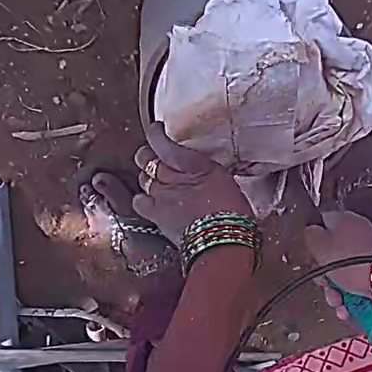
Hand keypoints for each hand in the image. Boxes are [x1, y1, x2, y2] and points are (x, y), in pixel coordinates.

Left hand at [131, 122, 251, 242]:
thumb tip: (200, 169)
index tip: (156, 129)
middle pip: (146, 158)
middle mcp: (172, 176)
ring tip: (158, 182)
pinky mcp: (156, 214)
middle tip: (155, 157)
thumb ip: (206, 170)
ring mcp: (161, 195)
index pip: (161, 141)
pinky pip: (139, 200)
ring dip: (148, 176)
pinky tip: (151, 201)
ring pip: (143, 177)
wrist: (221, 242)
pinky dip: (143, 198)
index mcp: (193, 163)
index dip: (155, 133)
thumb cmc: (232, 213)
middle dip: (148, 155)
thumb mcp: (225, 181)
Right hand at [303, 209, 371, 301]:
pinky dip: (353, 299)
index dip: (311, 247)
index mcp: (342, 220)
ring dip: (337, 293)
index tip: (311, 263)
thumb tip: (311, 232)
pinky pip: (359, 285)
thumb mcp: (319, 244)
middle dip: (325, 278)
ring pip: (345, 274)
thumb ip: (310, 235)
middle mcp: (357, 233)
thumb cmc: (350, 260)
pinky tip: (349, 310)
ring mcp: (370, 253)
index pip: (319, 227)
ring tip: (339, 305)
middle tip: (326, 288)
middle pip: (332, 256)